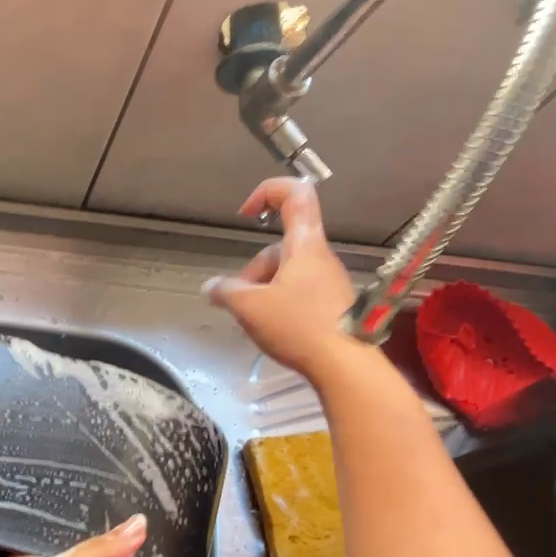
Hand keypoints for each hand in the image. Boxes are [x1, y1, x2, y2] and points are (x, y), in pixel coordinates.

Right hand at [202, 177, 361, 376]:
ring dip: (265, 290)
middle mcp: (321, 258)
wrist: (345, 364)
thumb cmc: (298, 325)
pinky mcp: (334, 306)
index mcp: (304, 245)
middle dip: (254, 269)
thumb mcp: (250, 308)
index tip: (245, 213)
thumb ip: (227, 293)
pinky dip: (280, 304)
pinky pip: (300, 293)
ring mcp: (330, 282)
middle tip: (238, 300)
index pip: (295, 196)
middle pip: (281, 248)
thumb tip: (210, 287)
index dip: (268, 192)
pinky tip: (273, 329)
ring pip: (289, 273)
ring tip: (253, 320)